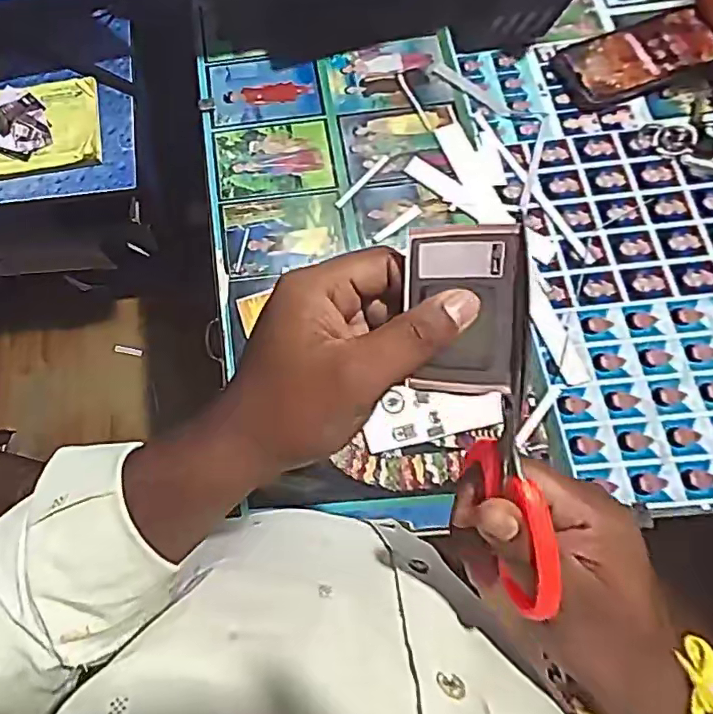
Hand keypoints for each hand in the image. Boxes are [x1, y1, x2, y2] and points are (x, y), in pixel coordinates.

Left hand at [123, 247, 478, 562]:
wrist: (247, 449)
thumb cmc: (292, 410)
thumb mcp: (361, 373)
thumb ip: (415, 336)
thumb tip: (463, 301)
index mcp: (315, 288)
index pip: (384, 264)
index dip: (424, 282)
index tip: (465, 306)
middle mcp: (315, 298)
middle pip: (384, 290)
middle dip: (419, 316)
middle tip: (462, 341)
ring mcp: (318, 325)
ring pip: (379, 318)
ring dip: (407, 340)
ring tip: (443, 362)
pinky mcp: (322, 350)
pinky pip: (366, 341)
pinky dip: (390, 356)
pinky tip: (414, 375)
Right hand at [451, 458, 688, 713]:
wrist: (633, 691)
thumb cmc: (614, 649)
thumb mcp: (566, 598)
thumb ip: (526, 547)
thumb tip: (490, 507)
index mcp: (591, 510)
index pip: (518, 469)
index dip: (485, 489)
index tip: (473, 522)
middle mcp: (576, 508)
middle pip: (502, 482)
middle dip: (483, 517)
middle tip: (487, 554)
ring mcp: (560, 524)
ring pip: (496, 505)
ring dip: (485, 538)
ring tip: (501, 574)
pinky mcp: (547, 540)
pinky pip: (502, 528)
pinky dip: (491, 550)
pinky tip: (504, 575)